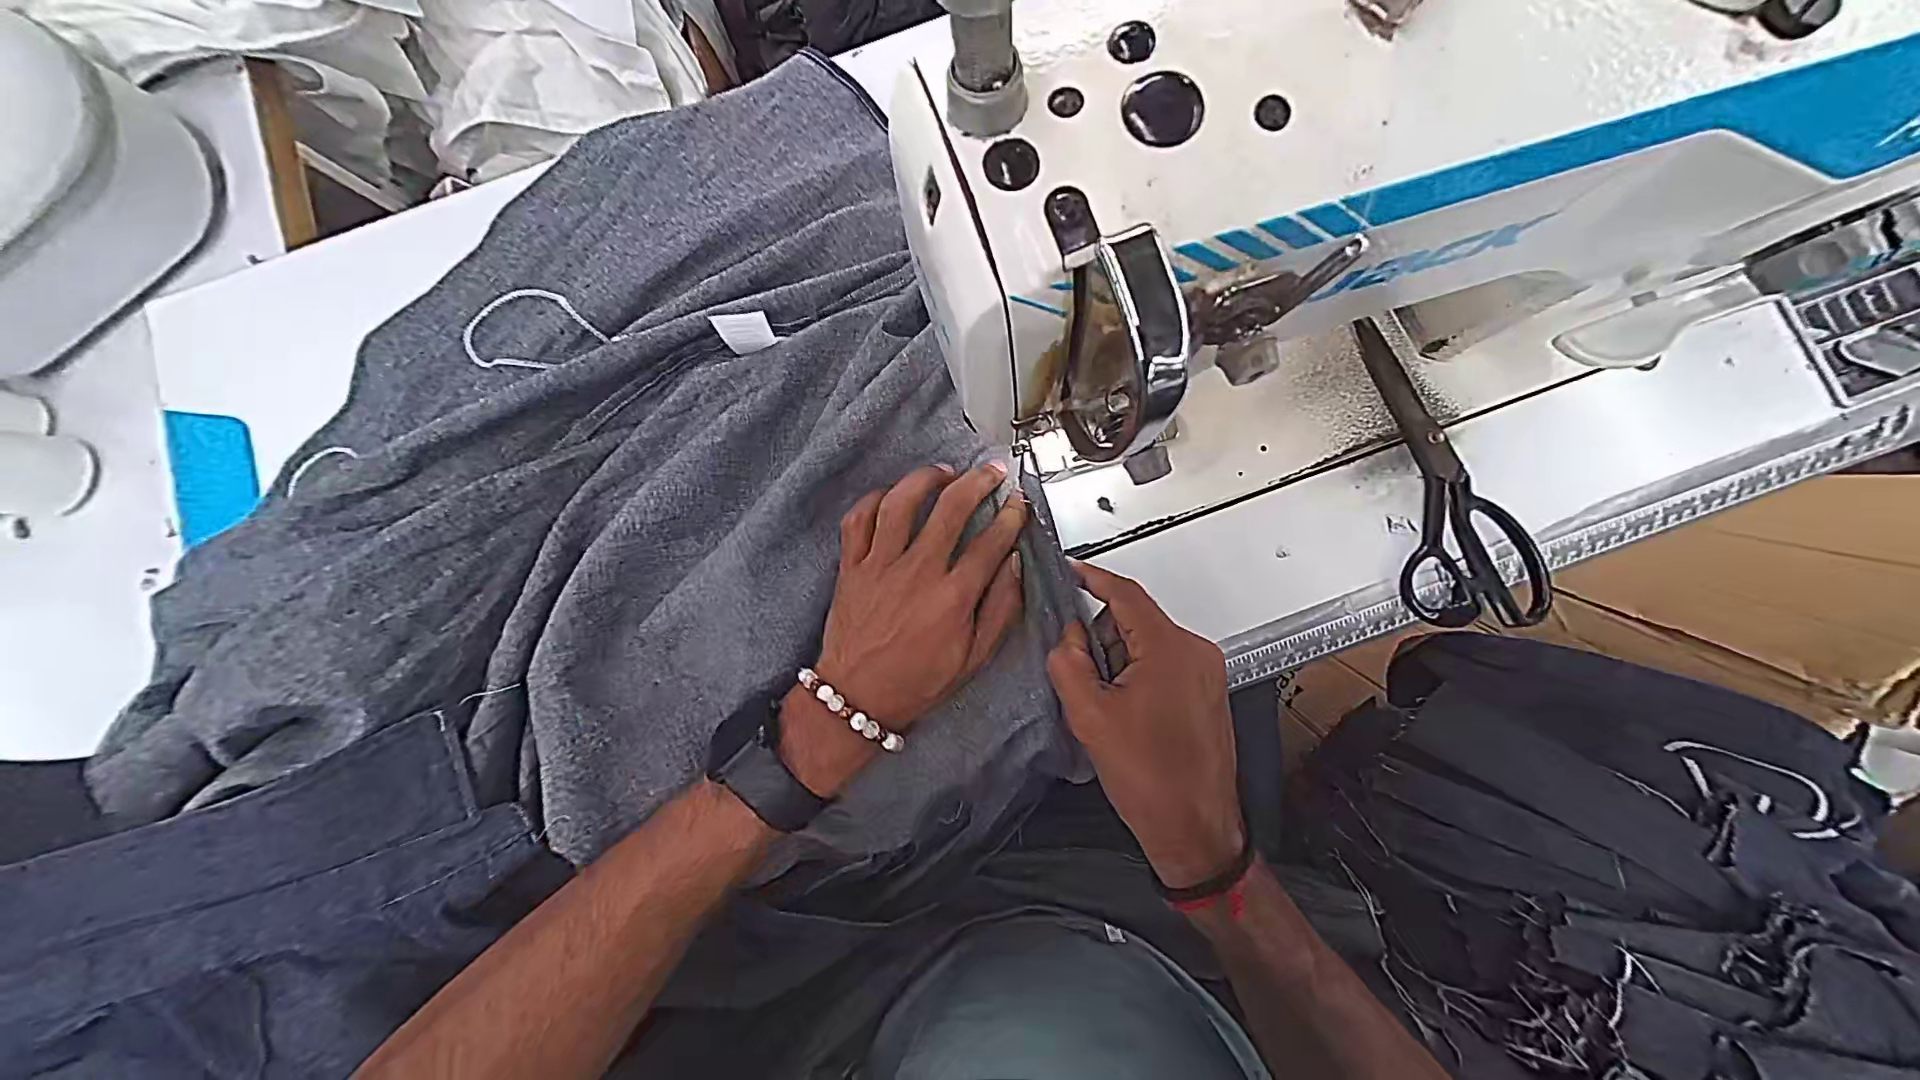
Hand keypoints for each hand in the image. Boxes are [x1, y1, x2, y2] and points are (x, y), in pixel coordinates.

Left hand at [782, 463, 1026, 793]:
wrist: (857, 697)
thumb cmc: (914, 681)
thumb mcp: (973, 658)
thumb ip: (1001, 610)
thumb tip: (1015, 567)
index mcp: (952, 598)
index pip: (990, 542)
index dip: (1010, 517)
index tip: (1016, 504)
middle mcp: (917, 574)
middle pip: (951, 509)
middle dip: (977, 483)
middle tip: (989, 473)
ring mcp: (880, 566)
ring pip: (902, 503)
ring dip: (926, 479)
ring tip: (943, 473)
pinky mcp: (852, 567)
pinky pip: (859, 519)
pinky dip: (875, 499)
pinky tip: (892, 494)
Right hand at [1046, 561, 1244, 889]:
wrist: (1194, 828)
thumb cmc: (1154, 781)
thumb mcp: (1089, 715)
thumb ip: (1068, 663)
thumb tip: (1067, 638)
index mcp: (1169, 650)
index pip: (1125, 594)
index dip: (1093, 578)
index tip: (1073, 569)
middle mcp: (1195, 654)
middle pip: (1135, 620)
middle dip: (1101, 639)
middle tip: (1083, 674)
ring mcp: (1205, 673)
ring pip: (1148, 643)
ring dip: (1120, 661)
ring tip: (1110, 707)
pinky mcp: (1206, 691)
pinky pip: (1163, 663)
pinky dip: (1137, 675)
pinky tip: (1128, 714)